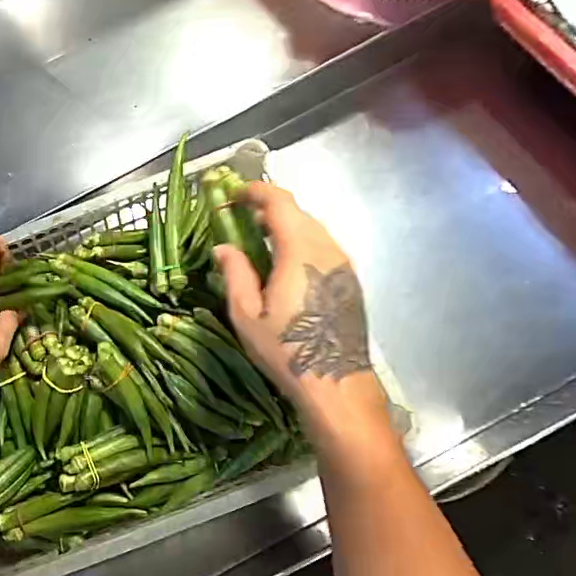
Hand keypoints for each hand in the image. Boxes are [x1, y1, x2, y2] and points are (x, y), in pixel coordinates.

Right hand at [213, 183, 383, 430]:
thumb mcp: (247, 315)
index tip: (235, 194)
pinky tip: (289, 267)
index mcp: (301, 250)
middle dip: (270, 209)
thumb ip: (235, 274)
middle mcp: (328, 249)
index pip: (280, 202)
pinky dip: (304, 244)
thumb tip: (223, 248)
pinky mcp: (351, 282)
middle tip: (244, 220)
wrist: (335, 383)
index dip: (256, 192)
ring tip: (264, 244)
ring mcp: (344, 265)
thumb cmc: (286, 351)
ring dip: (288, 227)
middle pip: (299, 213)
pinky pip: (325, 248)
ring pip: (315, 230)